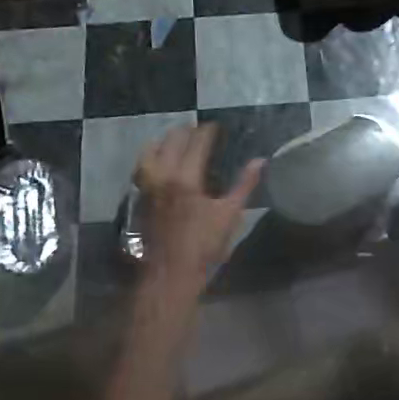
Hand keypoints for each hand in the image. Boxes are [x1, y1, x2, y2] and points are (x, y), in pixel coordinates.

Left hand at [133, 123, 262, 286]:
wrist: (169, 273)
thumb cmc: (203, 246)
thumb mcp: (229, 215)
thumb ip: (244, 185)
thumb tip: (260, 161)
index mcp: (185, 177)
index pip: (197, 143)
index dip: (208, 131)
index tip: (217, 126)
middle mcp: (161, 175)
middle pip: (171, 141)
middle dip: (187, 131)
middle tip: (200, 131)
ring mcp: (146, 186)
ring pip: (151, 151)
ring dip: (165, 141)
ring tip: (177, 140)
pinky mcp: (138, 197)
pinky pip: (142, 167)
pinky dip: (152, 157)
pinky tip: (160, 162)